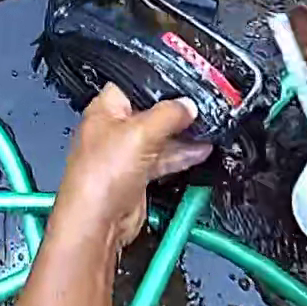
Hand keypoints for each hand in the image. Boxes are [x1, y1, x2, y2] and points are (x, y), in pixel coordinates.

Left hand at [50, 85, 212, 253]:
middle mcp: (114, 130)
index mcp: (105, 110)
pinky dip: (181, 155)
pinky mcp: (137, 175)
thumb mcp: (141, 133)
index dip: (158, 84)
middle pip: (150, 112)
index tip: (184, 84)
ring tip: (208, 127)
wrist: (98, 222)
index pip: (134, 85)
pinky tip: (201, 150)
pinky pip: (163, 159)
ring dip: (183, 134)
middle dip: (175, 111)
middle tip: (201, 107)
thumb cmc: (100, 176)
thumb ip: (168, 114)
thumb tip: (187, 104)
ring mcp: (125, 154)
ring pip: (160, 137)